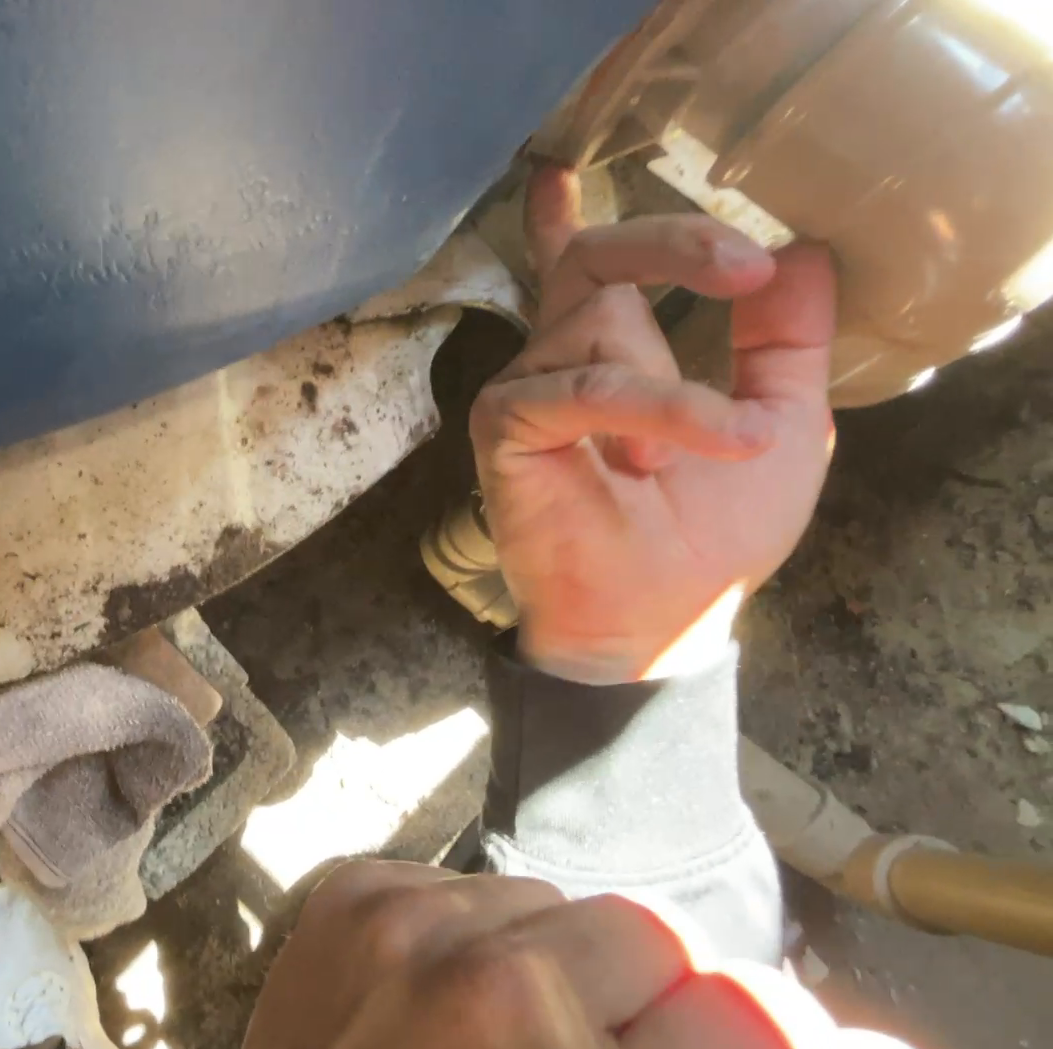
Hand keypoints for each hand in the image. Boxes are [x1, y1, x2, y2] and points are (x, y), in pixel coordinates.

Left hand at [228, 862, 931, 1048]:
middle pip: (651, 928)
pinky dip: (466, 930)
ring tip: (493, 1028)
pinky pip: (462, 881)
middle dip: (636, 992)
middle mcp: (505, 989)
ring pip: (550, 896)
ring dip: (546, 954)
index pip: (757, 1015)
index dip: (752, 1038)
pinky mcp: (354, 888)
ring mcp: (414, 924)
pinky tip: (432, 991)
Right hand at [471, 165, 837, 683]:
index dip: (556, 223)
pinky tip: (679, 457)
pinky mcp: (503, 426)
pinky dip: (651, 412)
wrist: (656, 613)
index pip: (576, 274)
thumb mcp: (780, 423)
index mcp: (612, 360)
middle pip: (588, 259)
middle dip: (666, 245)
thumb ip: (781, 344)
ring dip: (676, 390)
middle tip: (742, 272)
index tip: (553, 178)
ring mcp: (523, 393)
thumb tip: (802, 255)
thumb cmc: (709, 535)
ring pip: (600, 325)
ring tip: (689, 463)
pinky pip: (584, 386)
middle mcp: (558, 364)